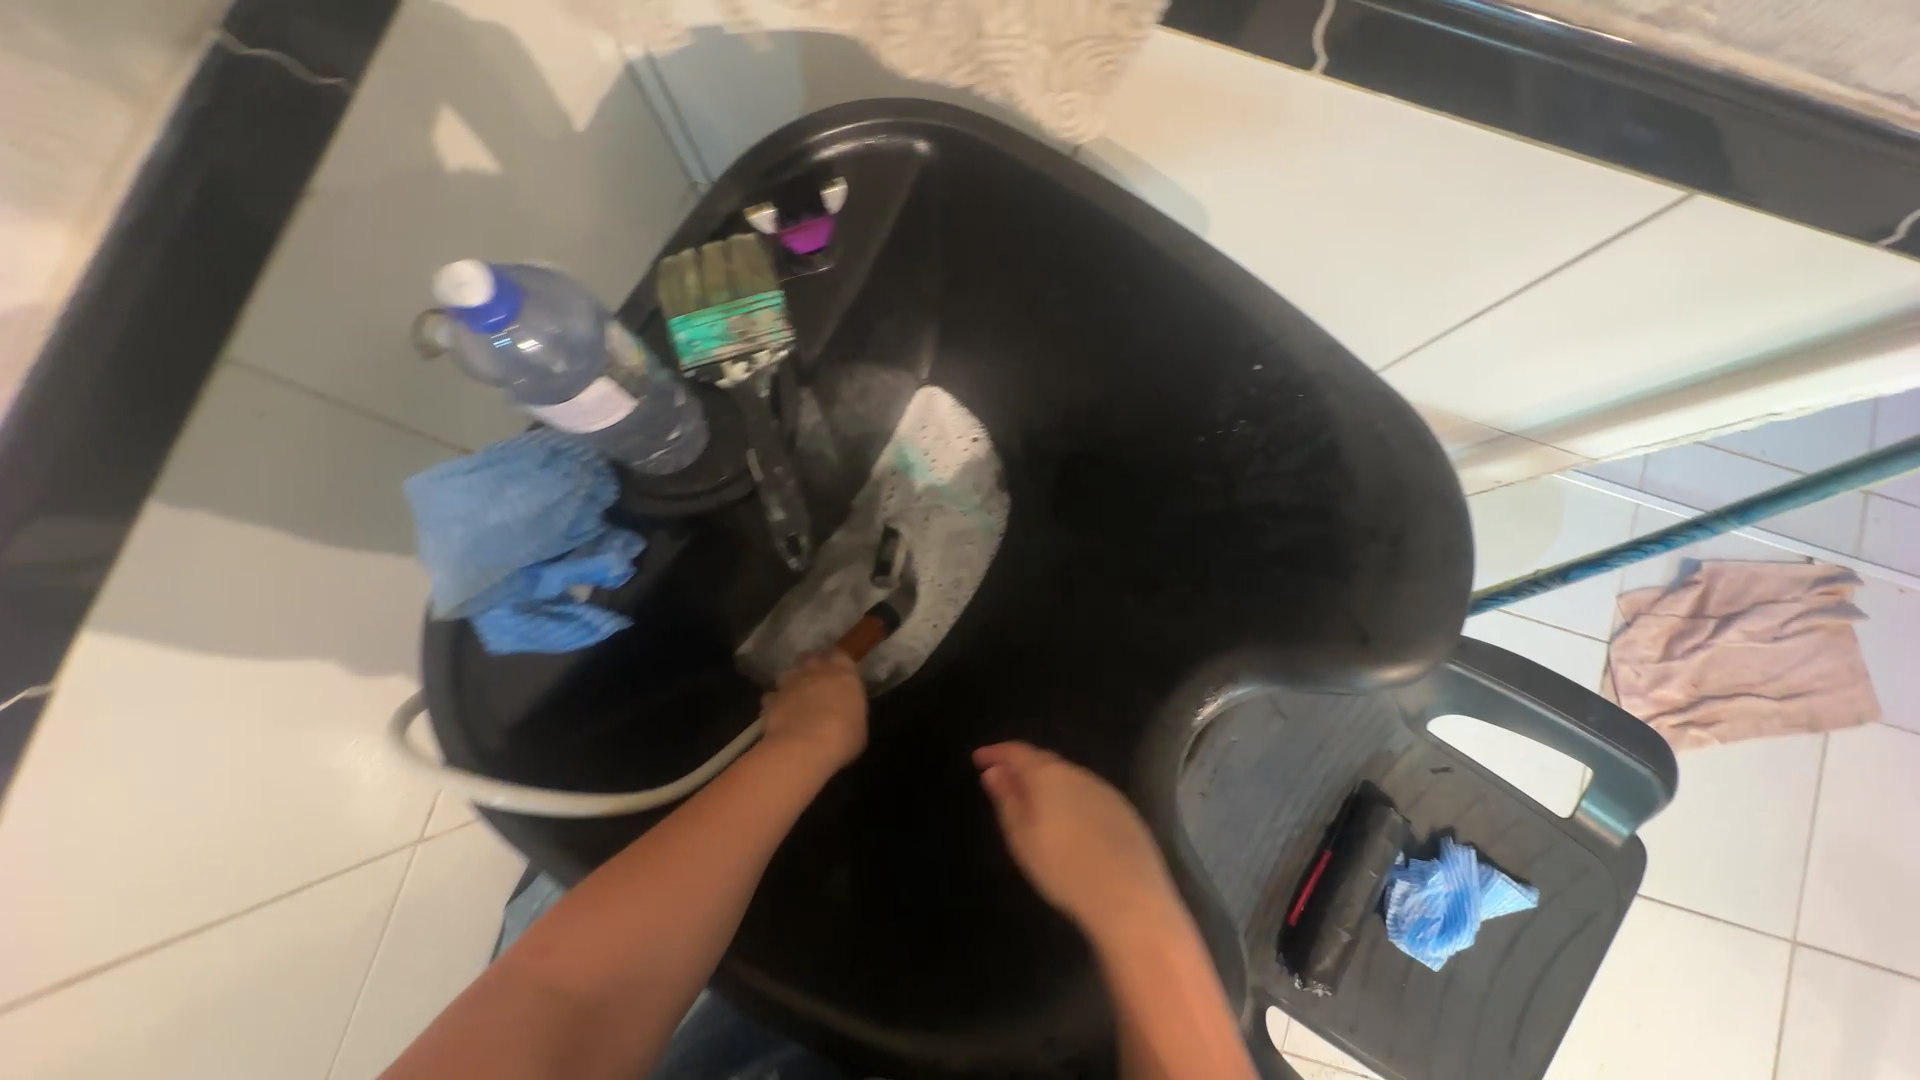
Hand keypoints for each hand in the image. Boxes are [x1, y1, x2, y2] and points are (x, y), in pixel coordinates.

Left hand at [758, 650, 867, 772]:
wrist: (805, 747)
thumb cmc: (843, 736)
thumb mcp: (859, 725)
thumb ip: (850, 710)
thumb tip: (845, 713)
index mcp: (843, 672)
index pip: (840, 655)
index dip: (837, 663)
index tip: (838, 673)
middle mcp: (815, 670)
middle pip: (810, 658)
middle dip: (811, 667)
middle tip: (816, 684)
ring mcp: (790, 683)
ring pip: (788, 674)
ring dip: (792, 684)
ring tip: (796, 700)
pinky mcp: (771, 699)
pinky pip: (772, 697)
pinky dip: (775, 704)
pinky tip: (780, 717)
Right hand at [973, 742, 1182, 940]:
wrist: (1129, 897)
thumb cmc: (1063, 868)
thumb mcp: (1022, 837)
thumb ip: (1007, 799)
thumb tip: (994, 771)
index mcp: (1049, 776)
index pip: (1017, 752)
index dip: (996, 753)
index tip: (978, 758)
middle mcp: (1079, 774)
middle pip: (1045, 761)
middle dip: (1021, 766)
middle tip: (1003, 779)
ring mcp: (1105, 792)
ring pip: (1068, 778)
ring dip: (1047, 783)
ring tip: (1032, 802)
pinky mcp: (1124, 812)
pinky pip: (1088, 795)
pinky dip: (1070, 799)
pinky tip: (1069, 822)